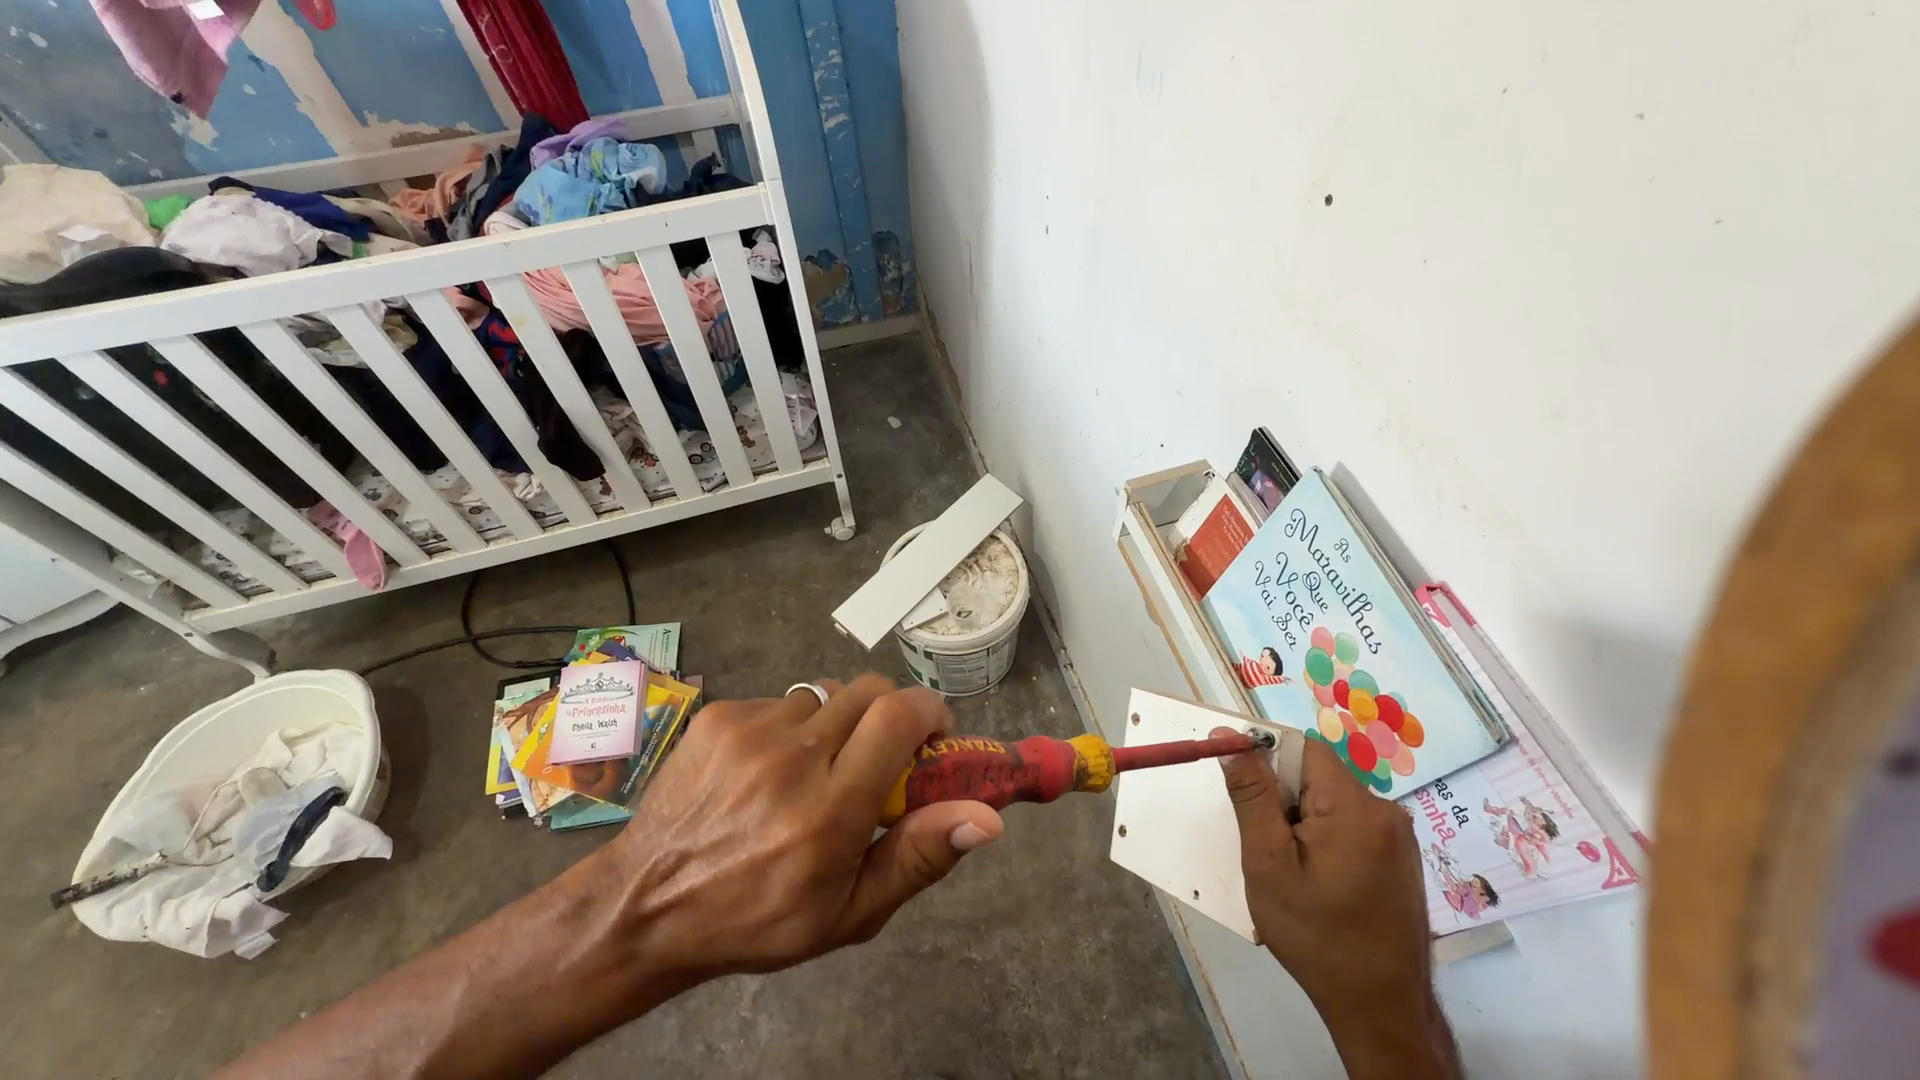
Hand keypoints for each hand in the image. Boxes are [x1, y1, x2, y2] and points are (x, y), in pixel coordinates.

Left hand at [613, 675, 1004, 980]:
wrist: (646, 904)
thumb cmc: (759, 918)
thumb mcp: (850, 913)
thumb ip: (919, 857)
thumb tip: (987, 818)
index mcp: (832, 808)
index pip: (899, 715)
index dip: (929, 712)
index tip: (935, 736)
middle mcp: (793, 755)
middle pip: (869, 690)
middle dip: (890, 713)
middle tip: (881, 755)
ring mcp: (749, 729)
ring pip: (825, 694)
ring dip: (838, 722)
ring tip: (817, 770)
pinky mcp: (718, 716)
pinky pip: (781, 702)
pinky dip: (791, 728)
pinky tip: (768, 771)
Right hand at [1216, 728, 1461, 1079]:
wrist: (1381, 1008)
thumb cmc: (1317, 936)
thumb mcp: (1268, 863)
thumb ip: (1251, 797)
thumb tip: (1229, 741)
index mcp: (1355, 806)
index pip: (1303, 749)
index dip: (1266, 758)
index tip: (1241, 791)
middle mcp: (1385, 811)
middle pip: (1318, 777)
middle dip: (1283, 799)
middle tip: (1265, 846)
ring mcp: (1398, 837)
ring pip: (1332, 803)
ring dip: (1302, 823)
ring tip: (1290, 871)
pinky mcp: (1401, 859)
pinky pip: (1351, 827)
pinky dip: (1324, 840)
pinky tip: (1316, 882)